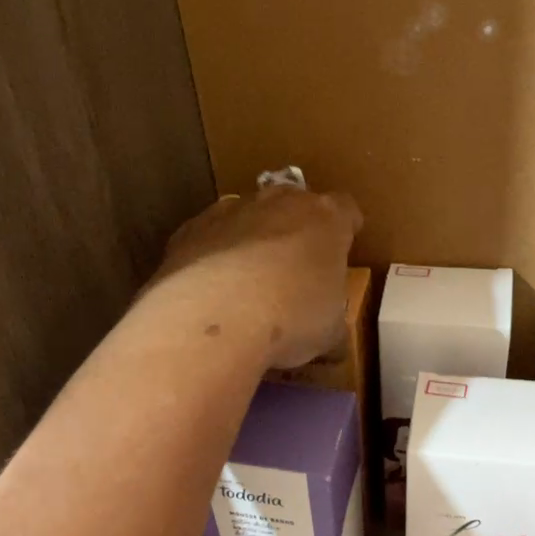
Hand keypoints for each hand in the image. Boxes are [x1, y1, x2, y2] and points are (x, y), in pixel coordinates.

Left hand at [155, 185, 361, 368]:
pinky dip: (211, 257)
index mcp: (325, 219)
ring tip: (246, 283)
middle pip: (292, 204)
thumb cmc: (294, 318)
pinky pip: (207, 238)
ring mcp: (230, 211)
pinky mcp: (189, 230)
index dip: (344, 228)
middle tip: (293, 269)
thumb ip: (331, 317)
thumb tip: (328, 333)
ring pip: (246, 217)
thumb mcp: (331, 329)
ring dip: (250, 240)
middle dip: (294, 230)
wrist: (219, 315)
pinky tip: (210, 292)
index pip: (345, 209)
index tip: (342, 247)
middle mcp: (279, 202)